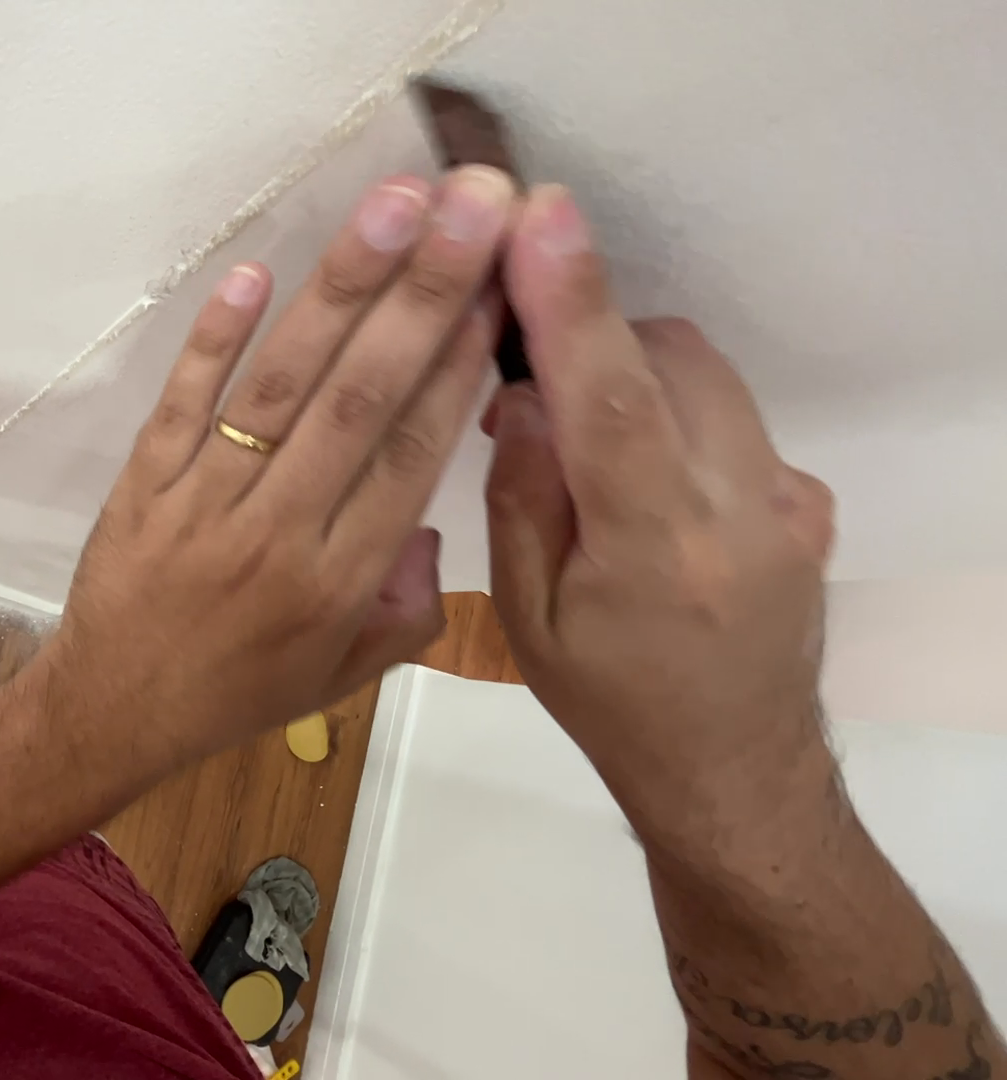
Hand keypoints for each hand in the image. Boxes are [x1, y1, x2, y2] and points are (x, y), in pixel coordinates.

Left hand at [43, 165, 517, 771]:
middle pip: (361, 398)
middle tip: (475, 197)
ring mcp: (203, 501)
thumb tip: (429, 522)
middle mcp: (278, 531)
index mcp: (339, 579)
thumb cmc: (234, 692)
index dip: (460, 359)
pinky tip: (252, 273)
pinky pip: (181, 405)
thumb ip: (403, 607)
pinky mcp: (142, 484)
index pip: (413, 450)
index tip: (501, 276)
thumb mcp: (340, 674)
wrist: (116, 706)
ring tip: (391, 205)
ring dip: (337, 291)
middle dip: (424, 293)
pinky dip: (212, 340)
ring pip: (279, 387)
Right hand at [484, 186, 838, 839]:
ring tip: (564, 434)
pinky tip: (630, 478)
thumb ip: (524, 501)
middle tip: (513, 382)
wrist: (730, 766)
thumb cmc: (603, 697)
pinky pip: (725, 418)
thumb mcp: (527, 614)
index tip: (540, 219)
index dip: (573, 304)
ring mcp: (789, 499)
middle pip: (668, 361)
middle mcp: (742, 506)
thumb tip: (521, 399)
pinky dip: (664, 414)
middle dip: (588, 337)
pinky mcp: (807, 500)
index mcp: (655, 546)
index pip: (611, 400)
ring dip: (624, 372)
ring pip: (703, 376)